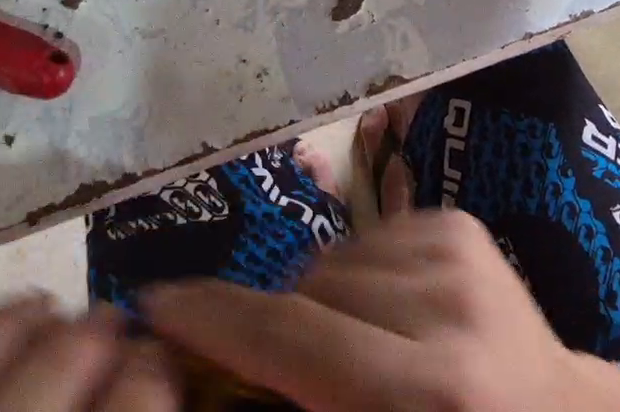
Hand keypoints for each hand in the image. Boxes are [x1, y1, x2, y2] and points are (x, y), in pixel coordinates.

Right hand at [144, 209, 619, 411]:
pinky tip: (382, 307)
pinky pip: (367, 236)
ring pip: (332, 259)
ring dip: (317, 297)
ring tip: (343, 341)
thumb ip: (290, 396)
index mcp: (423, 394)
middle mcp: (443, 312)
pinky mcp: (463, 224)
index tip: (156, 305)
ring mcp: (458, 254)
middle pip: (304, 291)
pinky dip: (355, 271)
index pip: (289, 339)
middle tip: (267, 358)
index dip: (212, 320)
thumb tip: (211, 369)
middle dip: (267, 320)